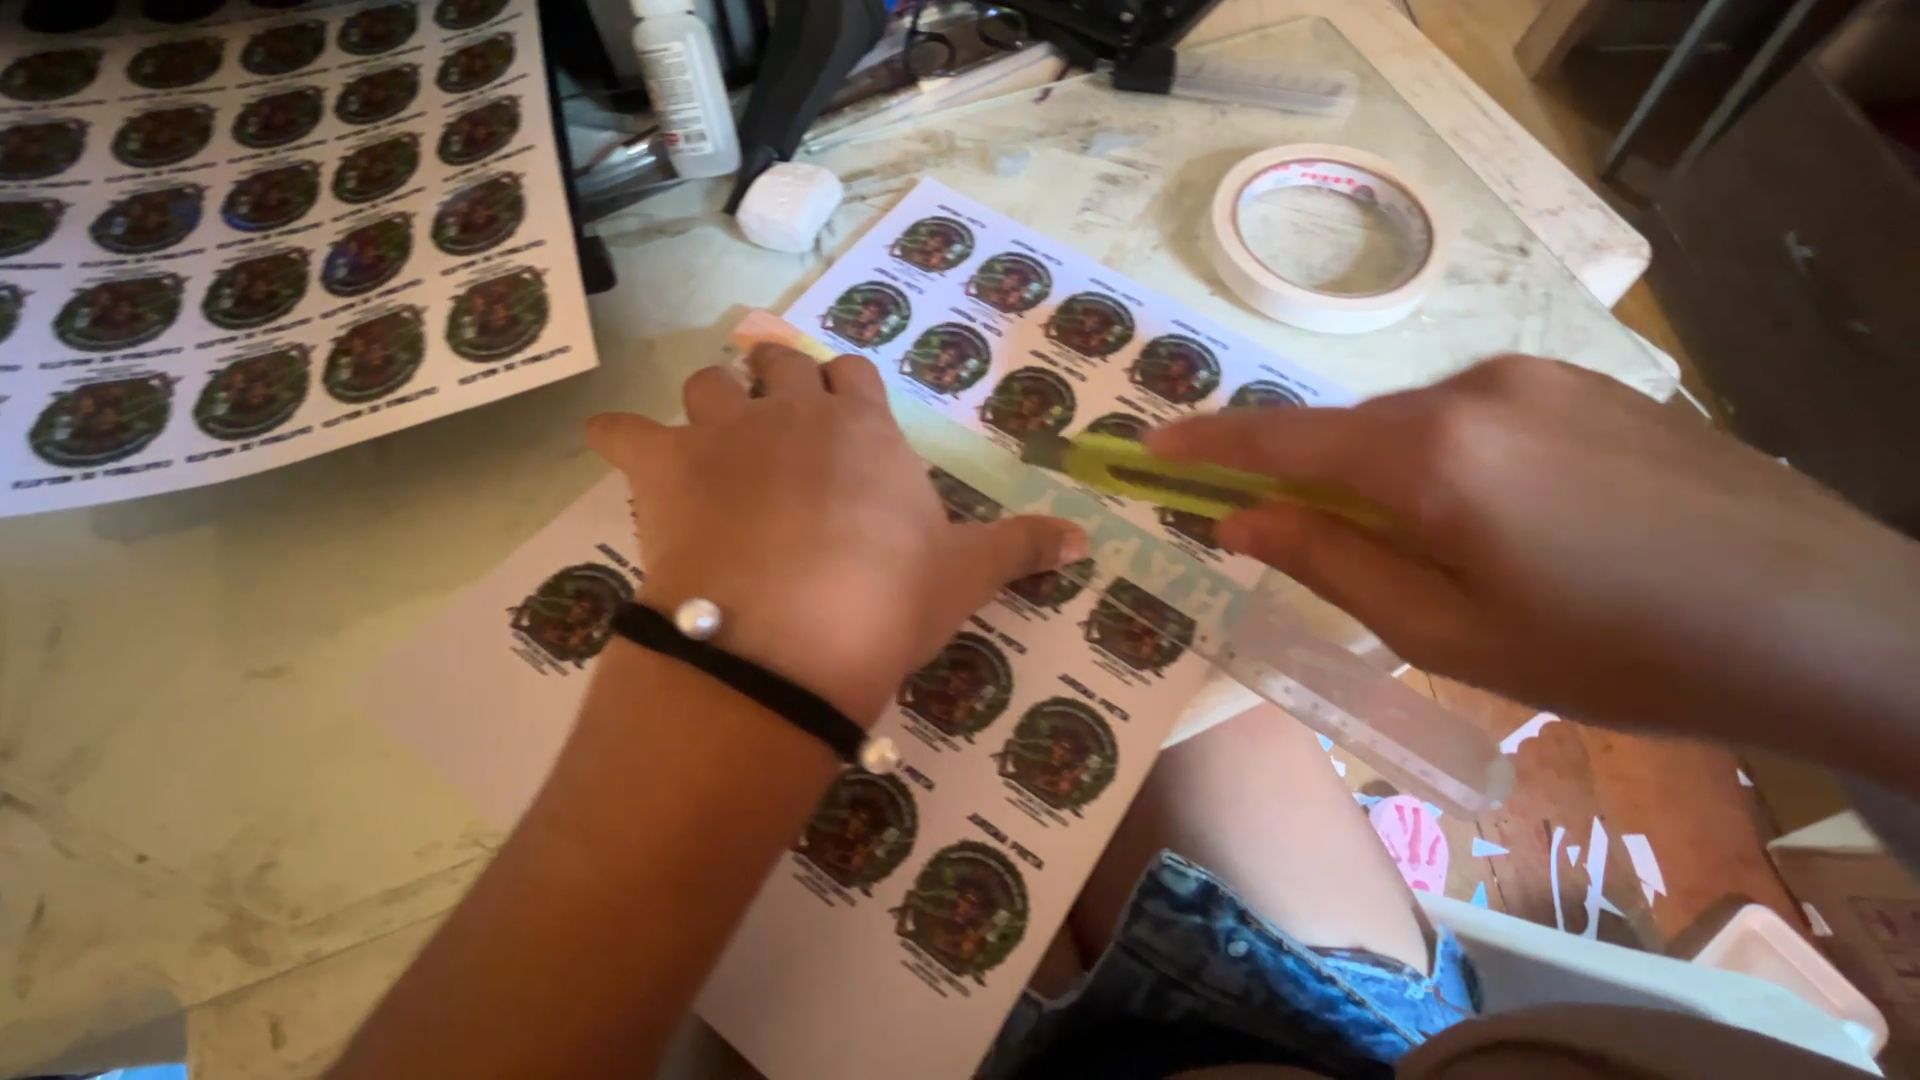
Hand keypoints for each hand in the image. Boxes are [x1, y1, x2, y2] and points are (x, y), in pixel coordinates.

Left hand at [588, 345, 1085, 723]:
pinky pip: (623, 432)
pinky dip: (620, 440)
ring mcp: (723, 433)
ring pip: (707, 383)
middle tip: (779, 430)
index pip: (853, 376)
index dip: (845, 395)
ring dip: (711, 404)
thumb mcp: (965, 576)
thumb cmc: (887, 600)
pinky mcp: (664, 467)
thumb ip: (1023, 548)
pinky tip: (619, 450)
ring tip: (715, 444)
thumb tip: (1088, 543)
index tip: (843, 423)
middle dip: (778, 387)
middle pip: (778, 366)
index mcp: (865, 428)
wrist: (792, 639)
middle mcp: (793, 413)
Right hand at [1148, 355, 1919, 769]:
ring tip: (1437, 554)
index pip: (1282, 439)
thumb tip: (1239, 519)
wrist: (1837, 626)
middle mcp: (1473, 391)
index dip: (1208, 444)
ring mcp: (1536, 378)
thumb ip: (1328, 561)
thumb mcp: (1444, 630)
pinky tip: (1503, 522)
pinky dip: (1445, 462)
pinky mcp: (1586, 385)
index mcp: (1430, 456)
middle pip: (1347, 431)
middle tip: (1306, 542)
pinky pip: (1472, 417)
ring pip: (1410, 425)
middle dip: (1310, 480)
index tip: (1148, 445)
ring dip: (1384, 478)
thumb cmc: (1614, 652)